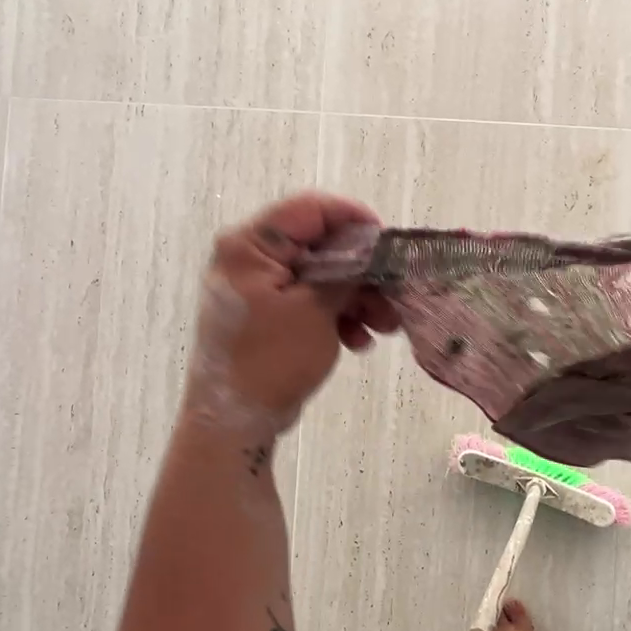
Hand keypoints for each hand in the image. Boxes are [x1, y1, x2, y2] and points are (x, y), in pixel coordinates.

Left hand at [187, 192, 396, 439]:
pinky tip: (358, 342)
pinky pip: (311, 303)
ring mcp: (259, 288)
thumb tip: (374, 248)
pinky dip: (337, 317)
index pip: (310, 210)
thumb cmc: (271, 360)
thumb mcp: (315, 311)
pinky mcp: (269, 316)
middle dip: (362, 274)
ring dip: (357, 300)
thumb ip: (346, 272)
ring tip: (384, 329)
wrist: (235, 420)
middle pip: (320, 247)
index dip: (354, 221)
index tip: (390, 246)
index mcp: (251, 245)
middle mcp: (250, 258)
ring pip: (321, 278)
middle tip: (395, 300)